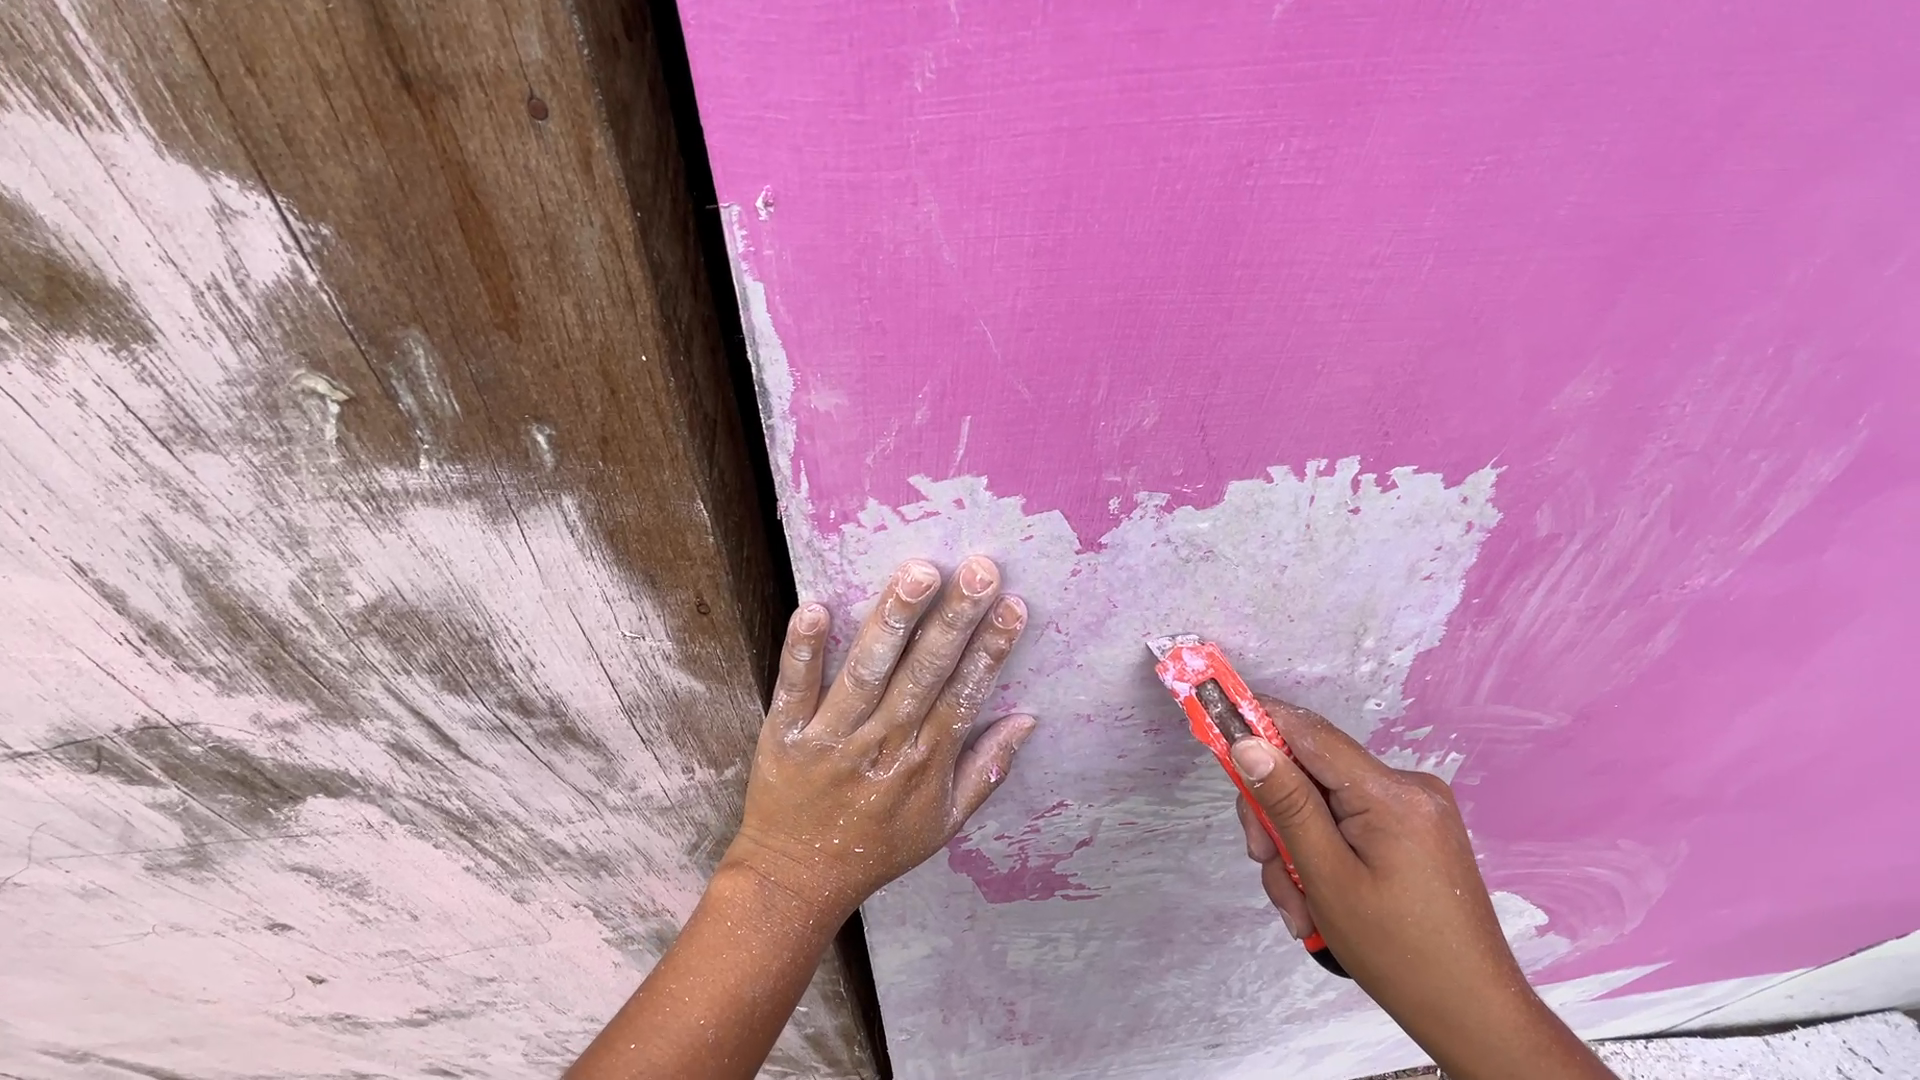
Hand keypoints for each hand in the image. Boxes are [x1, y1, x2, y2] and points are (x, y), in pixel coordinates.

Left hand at [723, 556, 1035, 921]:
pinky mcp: (786, 733)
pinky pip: (795, 686)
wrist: (796, 881)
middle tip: (978, 570)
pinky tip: (815, 608)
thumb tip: (1028, 720)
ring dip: (893, 620)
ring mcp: (832, 736)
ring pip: (868, 670)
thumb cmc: (876, 849)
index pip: (966, 694)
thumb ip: (987, 770)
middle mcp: (883, 743)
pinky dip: (803, 650)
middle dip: (955, 618)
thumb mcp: (944, 822)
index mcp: (925, 761)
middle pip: (925, 672)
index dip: (992, 649)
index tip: (1012, 605)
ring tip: (918, 574)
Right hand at [1231, 696, 1612, 1079]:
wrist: (1473, 1015)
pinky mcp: (1412, 832)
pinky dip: (1322, 854)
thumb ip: (1285, 803)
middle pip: (1310, 773)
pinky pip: (1346, 823)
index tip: (1213, 724)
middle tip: (1264, 862)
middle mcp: (1406, 787)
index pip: (1308, 731)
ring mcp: (1413, 810)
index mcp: (1391, 793)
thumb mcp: (1325, 877)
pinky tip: (1319, 901)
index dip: (1256, 721)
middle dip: (1276, 817)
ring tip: (1299, 906)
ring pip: (1322, 804)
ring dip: (1296, 848)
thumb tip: (1246, 743)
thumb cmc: (1397, 952)